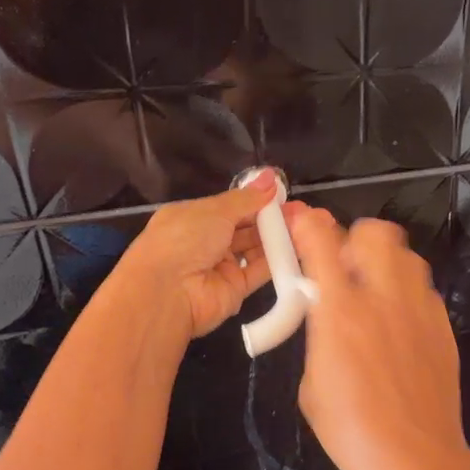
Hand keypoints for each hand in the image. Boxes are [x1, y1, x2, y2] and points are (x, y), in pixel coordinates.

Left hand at [114, 172, 290, 338]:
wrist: (167, 292)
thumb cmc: (185, 239)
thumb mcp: (215, 210)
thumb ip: (247, 197)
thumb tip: (271, 177)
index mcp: (193, 218)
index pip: (229, 207)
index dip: (255, 200)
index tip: (281, 194)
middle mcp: (205, 241)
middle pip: (244, 227)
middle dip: (269, 218)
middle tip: (299, 210)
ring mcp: (220, 266)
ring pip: (253, 248)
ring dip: (275, 237)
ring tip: (302, 226)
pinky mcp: (235, 289)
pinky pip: (258, 271)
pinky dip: (276, 260)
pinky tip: (295, 248)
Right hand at [288, 208, 466, 469]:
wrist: (414, 457)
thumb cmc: (351, 430)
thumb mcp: (313, 382)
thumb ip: (320, 334)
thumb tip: (327, 314)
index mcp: (340, 311)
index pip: (323, 241)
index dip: (308, 223)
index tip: (300, 220)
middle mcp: (384, 297)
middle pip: (375, 232)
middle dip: (355, 237)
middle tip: (344, 266)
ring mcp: (420, 309)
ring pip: (407, 255)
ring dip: (386, 261)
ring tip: (374, 290)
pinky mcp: (444, 326)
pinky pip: (424, 290)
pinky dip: (407, 293)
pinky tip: (399, 324)